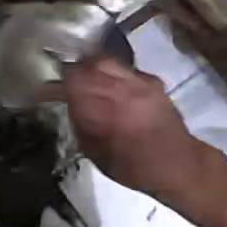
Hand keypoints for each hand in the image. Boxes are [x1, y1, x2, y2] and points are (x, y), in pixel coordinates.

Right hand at [52, 58, 205, 198]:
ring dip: (92, 66)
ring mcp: (135, 81)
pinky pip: (125, 67)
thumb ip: (79, 121)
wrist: (177, 165)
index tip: (50, 89)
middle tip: (68, 80)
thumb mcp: (93, 150)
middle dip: (74, 70)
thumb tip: (68, 102)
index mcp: (98, 109)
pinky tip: (113, 82)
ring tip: (88, 75)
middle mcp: (116, 90)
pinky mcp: (151, 80)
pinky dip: (114, 71)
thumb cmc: (131, 166)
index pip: (69, 80)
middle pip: (86, 65)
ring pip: (105, 60)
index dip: (57, 82)